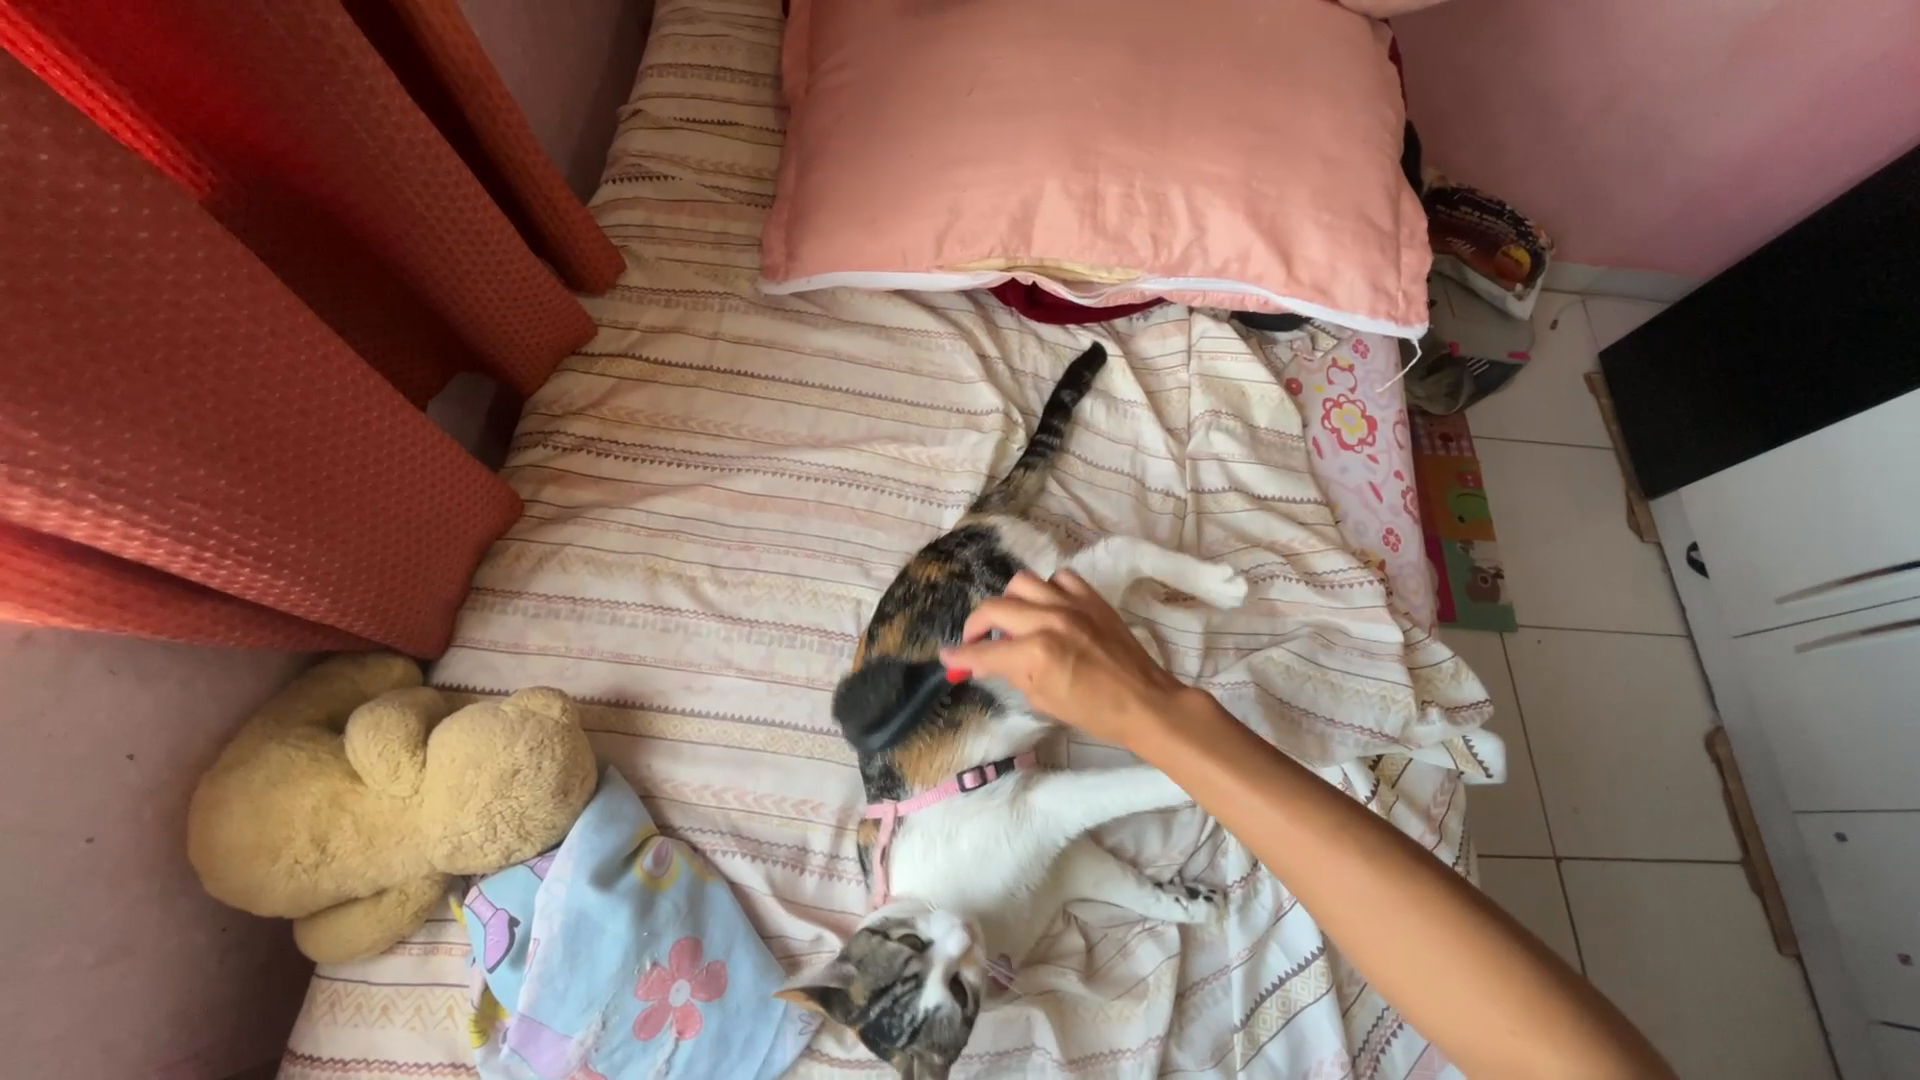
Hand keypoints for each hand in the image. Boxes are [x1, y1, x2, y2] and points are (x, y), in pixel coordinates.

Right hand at [939, 570, 1199, 747]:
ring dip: (1009, 602)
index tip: (947, 657)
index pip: (984, 651)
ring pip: (1022, 583)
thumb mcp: (1043, 699)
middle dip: (976, 626)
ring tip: (1013, 620)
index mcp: (1036, 653)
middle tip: (975, 640)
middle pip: (994, 609)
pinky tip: (1048, 608)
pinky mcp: (1091, 598)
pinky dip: (1047, 590)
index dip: (960, 656)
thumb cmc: (1094, 712)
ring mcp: (1072, 604)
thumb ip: (1010, 673)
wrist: (1144, 701)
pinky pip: (1058, 578)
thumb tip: (982, 662)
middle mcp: (1050, 621)